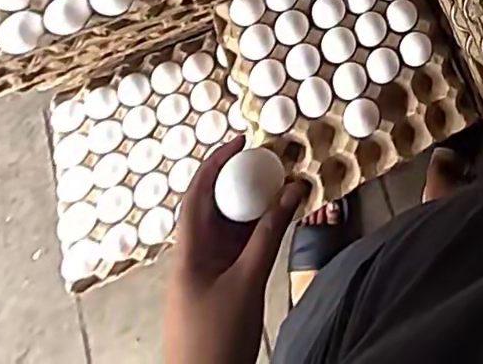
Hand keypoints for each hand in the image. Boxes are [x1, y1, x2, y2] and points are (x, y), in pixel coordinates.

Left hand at [164, 136, 308, 363]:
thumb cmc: (217, 342)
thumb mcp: (248, 282)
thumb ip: (270, 234)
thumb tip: (293, 190)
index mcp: (189, 253)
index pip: (197, 195)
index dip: (216, 163)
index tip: (241, 141)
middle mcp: (195, 256)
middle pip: (214, 205)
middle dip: (239, 179)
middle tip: (270, 159)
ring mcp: (207, 272)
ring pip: (229, 225)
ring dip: (252, 203)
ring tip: (281, 182)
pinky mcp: (221, 285)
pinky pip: (239, 244)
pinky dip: (258, 227)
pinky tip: (279, 218)